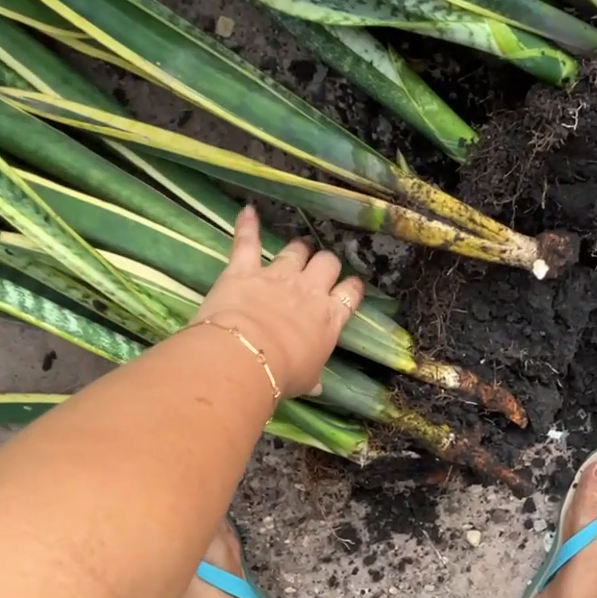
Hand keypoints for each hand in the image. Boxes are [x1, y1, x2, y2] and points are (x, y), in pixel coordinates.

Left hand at [190, 205, 362, 398]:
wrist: (246, 358)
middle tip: (321, 268)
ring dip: (299, 248)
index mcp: (331, 318)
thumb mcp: (306, 380)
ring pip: (297, 251)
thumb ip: (313, 377)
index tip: (351, 286)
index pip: (350, 293)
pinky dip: (247, 225)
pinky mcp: (245, 269)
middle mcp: (310, 291)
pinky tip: (248, 211)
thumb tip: (317, 386)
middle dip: (327, 264)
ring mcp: (279, 277)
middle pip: (328, 264)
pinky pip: (247, 242)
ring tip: (299, 247)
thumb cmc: (283, 374)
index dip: (351, 287)